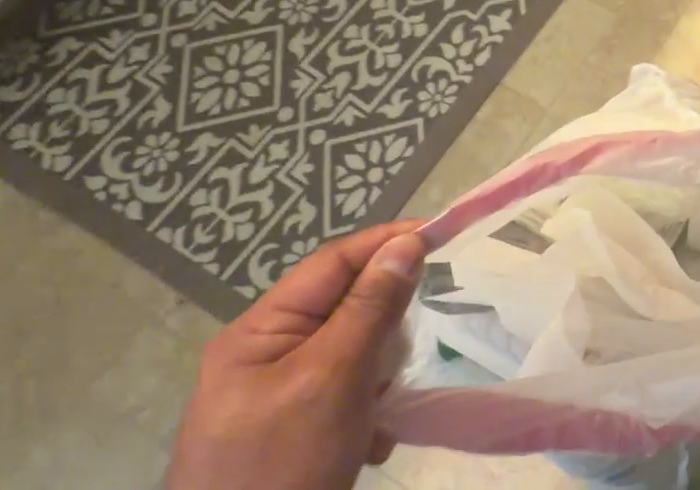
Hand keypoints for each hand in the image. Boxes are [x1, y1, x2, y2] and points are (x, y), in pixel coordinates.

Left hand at [166, 220, 427, 489]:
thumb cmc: (282, 465)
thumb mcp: (333, 380)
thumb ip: (372, 308)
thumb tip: (407, 242)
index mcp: (258, 332)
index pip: (333, 262)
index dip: (386, 242)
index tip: (441, 234)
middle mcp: (265, 353)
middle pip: (346, 305)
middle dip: (382, 327)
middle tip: (393, 359)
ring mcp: (278, 393)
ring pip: (354, 349)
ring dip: (377, 373)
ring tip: (376, 409)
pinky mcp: (296, 425)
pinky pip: (349, 390)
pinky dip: (368, 408)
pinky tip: (370, 438)